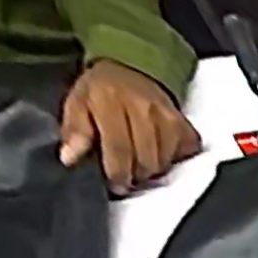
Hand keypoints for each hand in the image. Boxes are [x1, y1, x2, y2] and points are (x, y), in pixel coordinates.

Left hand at [60, 59, 200, 193]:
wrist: (135, 72)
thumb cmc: (102, 90)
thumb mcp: (77, 103)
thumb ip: (75, 131)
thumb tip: (69, 158)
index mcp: (110, 100)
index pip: (119, 147)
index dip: (118, 171)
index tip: (116, 185)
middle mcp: (144, 109)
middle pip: (146, 160)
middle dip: (137, 173)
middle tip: (128, 174)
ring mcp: (170, 120)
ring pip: (166, 163)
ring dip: (153, 169)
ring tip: (141, 162)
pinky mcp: (188, 130)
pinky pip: (183, 158)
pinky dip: (172, 161)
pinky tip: (159, 153)